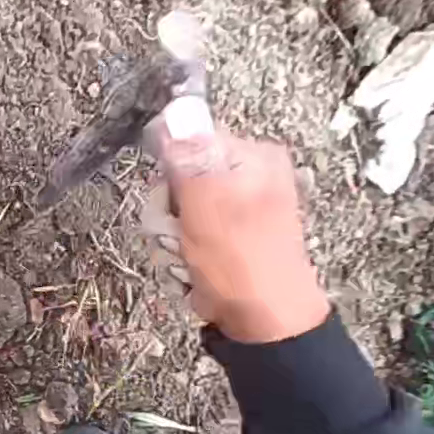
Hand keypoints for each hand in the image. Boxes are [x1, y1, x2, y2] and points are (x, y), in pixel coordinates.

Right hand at [154, 97, 330, 343]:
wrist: (266, 327)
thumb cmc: (241, 265)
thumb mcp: (208, 205)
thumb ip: (189, 156)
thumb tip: (176, 107)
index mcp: (252, 158)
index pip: (189, 140)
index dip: (170, 173)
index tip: (175, 203)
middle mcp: (247, 177)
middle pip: (177, 178)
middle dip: (168, 215)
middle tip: (182, 241)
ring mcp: (237, 209)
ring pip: (176, 211)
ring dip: (171, 241)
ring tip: (189, 262)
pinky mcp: (227, 237)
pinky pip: (186, 234)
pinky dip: (183, 255)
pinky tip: (195, 272)